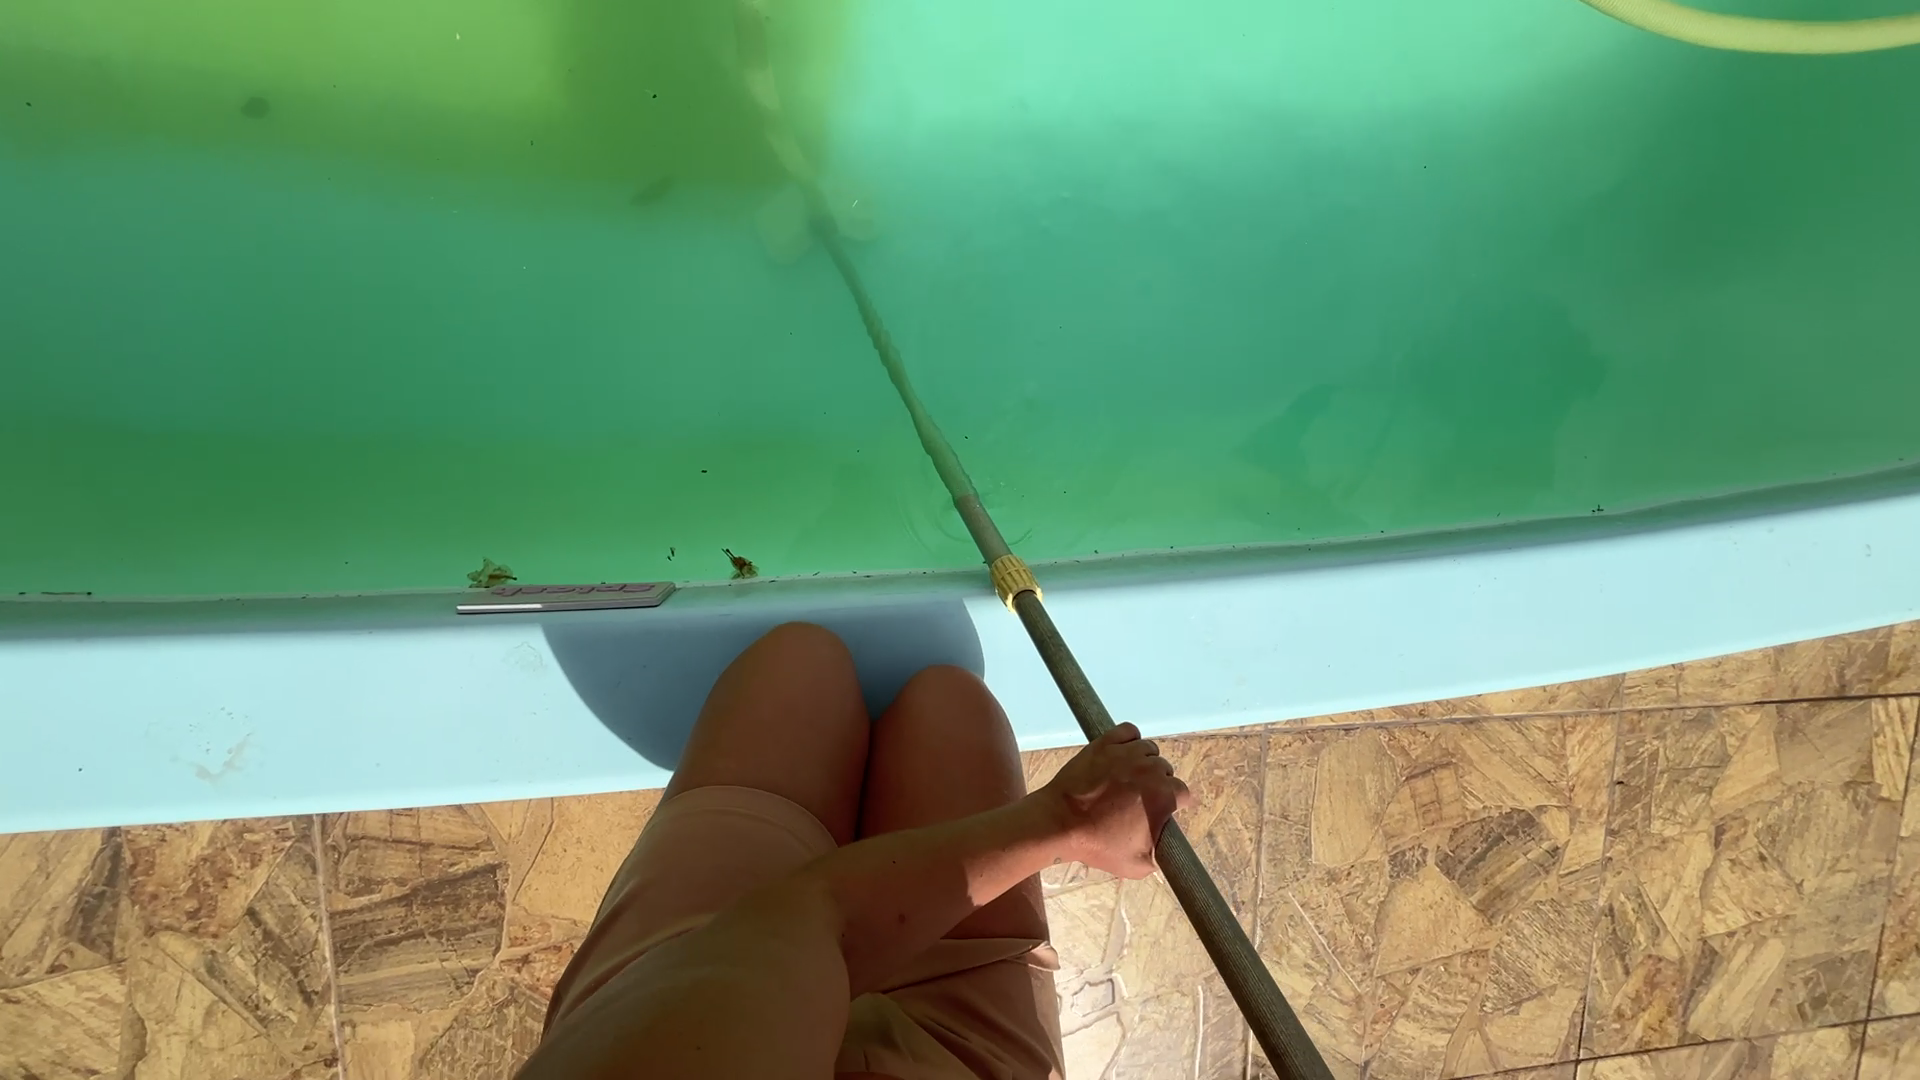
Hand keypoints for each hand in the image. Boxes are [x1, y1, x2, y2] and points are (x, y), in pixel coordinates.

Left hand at [1036, 723, 1191, 877]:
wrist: (1060, 822)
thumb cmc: (1098, 844)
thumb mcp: (1139, 865)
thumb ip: (1159, 851)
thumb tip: (1163, 842)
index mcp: (1162, 796)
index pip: (1183, 793)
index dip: (1175, 803)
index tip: (1163, 809)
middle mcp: (1149, 769)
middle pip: (1165, 770)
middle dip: (1158, 783)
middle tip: (1140, 797)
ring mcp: (1126, 753)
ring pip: (1148, 750)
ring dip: (1144, 762)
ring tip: (1129, 776)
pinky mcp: (1105, 743)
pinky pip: (1128, 731)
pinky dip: (1129, 739)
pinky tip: (1123, 753)